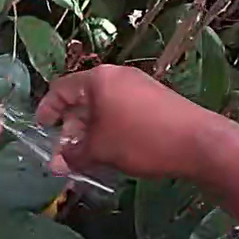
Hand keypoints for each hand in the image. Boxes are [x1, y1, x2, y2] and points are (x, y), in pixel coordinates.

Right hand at [35, 64, 229, 181]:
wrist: (198, 142)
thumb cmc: (140, 139)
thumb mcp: (100, 150)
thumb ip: (74, 154)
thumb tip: (57, 162)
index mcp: (99, 79)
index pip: (61, 88)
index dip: (47, 109)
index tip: (40, 128)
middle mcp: (117, 76)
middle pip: (83, 99)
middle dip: (71, 129)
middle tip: (65, 156)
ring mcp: (139, 86)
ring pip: (104, 108)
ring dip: (91, 133)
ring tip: (87, 160)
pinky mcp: (155, 100)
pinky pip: (122, 112)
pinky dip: (110, 130)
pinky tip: (112, 153)